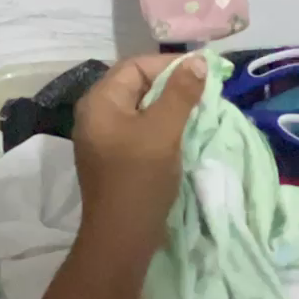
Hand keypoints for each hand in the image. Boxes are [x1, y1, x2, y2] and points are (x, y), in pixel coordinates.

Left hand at [70, 55, 206, 244]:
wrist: (121, 237)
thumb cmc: (140, 179)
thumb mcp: (164, 131)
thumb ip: (180, 93)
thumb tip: (196, 61)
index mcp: (99, 101)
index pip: (135, 66)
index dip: (169, 64)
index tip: (202, 73)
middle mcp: (95, 114)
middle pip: (136, 84)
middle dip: (170, 84)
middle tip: (203, 92)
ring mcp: (101, 137)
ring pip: (139, 107)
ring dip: (168, 106)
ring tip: (197, 111)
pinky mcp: (112, 156)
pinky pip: (138, 128)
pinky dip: (160, 125)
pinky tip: (180, 133)